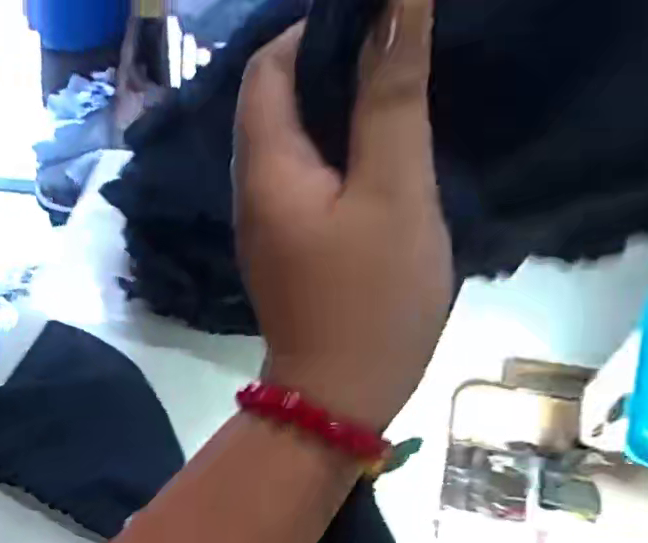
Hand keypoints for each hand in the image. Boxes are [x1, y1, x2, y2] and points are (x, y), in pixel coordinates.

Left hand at [233, 0, 451, 431]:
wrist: (340, 399)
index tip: (378, 22)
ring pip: (291, 147)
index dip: (316, 30)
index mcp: (265, 170)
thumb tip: (394, 4)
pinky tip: (377, 158)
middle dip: (328, 67)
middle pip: (274, 105)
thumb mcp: (393, 189)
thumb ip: (389, 96)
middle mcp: (251, 196)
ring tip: (395, 96)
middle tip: (397, 54)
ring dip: (334, 114)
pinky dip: (334, 158)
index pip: (267, 69)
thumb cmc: (370, 299)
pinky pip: (302, 185)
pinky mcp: (286, 256)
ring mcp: (266, 230)